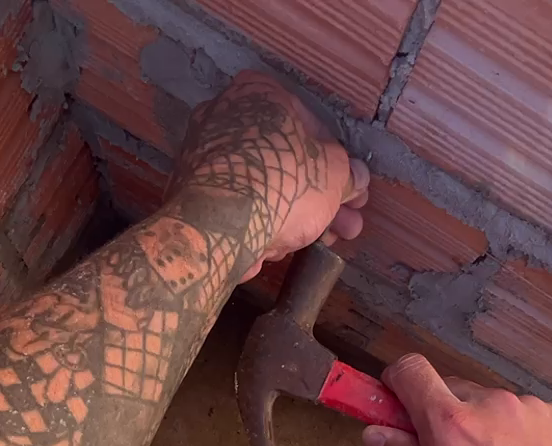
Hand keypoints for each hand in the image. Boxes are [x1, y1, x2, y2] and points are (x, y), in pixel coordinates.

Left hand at [173, 71, 369, 280]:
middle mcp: (224, 116)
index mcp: (258, 92)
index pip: (312, 126)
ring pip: (266, 187)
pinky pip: (241, 208)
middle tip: (347, 223)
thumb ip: (347, 174)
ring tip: (328, 241)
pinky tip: (286, 245)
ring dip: (300, 215)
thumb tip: (356, 178)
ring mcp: (204, 159)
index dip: (339, 165)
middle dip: (323, 198)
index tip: (352, 192)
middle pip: (287, 161)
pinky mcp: (195, 198)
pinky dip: (264, 223)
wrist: (221, 227)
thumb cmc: (281, 184)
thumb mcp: (331, 175)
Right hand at [365, 354, 551, 445]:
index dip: (396, 381)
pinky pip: (526, 417)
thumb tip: (376, 432)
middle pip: (452, 391)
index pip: (411, 371)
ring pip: (492, 407)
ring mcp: (530, 407)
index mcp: (451, 425)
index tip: (394, 401)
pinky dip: (519, 437)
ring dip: (485, 429)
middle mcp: (491, 403)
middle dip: (444, 418)